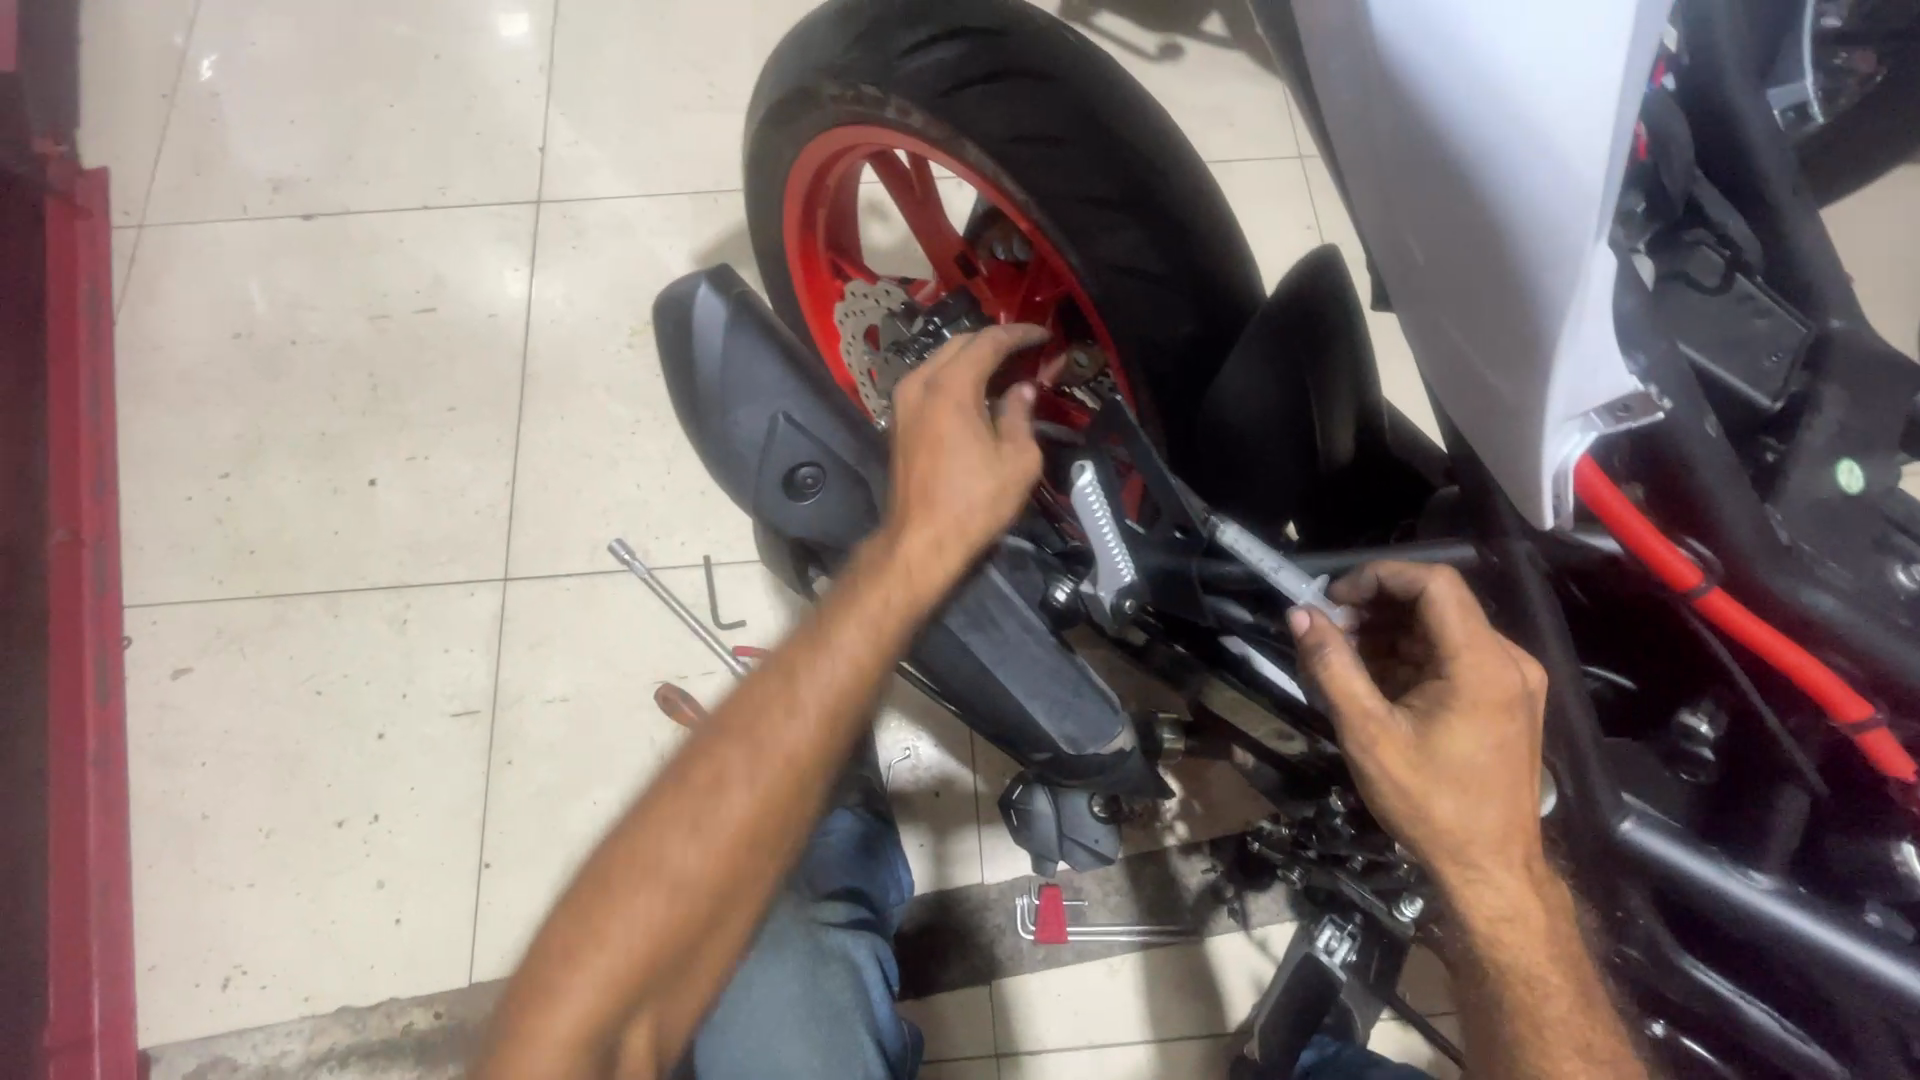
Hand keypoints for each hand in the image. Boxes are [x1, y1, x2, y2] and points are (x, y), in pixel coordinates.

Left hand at [881, 323, 1050, 578]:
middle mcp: (920, 384)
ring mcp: (902, 403)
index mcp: (950, 387)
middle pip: (959, 344)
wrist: (921, 541)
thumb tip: (1021, 390)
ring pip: (940, 361)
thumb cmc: (974, 503)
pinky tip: (976, 392)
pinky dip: (954, 378)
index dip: (1019, 334)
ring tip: (1004, 368)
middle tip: (1026, 351)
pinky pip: (929, 383)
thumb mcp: (1017, 460)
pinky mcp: (897, 422)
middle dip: (994, 342)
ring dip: (971, 359)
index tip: (1043, 335)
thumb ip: (1020, 415)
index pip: (988, 341)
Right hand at [1287, 561, 1550, 894]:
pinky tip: (1374, 683)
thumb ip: (1332, 666)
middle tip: (1329, 633)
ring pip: (1440, 629)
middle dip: (1375, 609)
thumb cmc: (1429, 802)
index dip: (1378, 577)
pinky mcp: (1506, 699)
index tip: (1333, 600)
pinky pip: (1451, 656)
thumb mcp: (1367, 733)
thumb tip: (1300, 614)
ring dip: (1387, 634)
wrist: (1490, 867)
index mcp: (1481, 664)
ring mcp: (1511, 680)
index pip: (1433, 583)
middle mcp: (1507, 660)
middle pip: (1435, 603)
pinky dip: (1408, 657)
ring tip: (1344, 661)